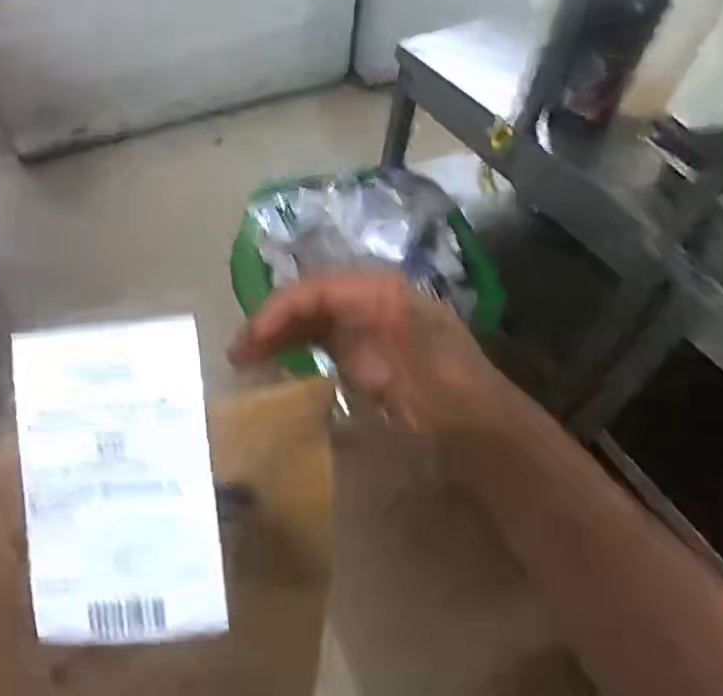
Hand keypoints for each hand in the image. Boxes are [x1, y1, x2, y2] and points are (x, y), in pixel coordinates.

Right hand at [229, 272, 515, 436]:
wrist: (486, 434)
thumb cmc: (451, 403)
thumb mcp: (415, 370)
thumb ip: (375, 342)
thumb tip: (338, 321)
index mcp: (381, 292)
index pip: (314, 288)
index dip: (276, 310)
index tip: (249, 343)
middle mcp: (370, 296)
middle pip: (307, 297)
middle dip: (270, 320)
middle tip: (237, 353)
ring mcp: (367, 319)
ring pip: (309, 314)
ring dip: (277, 333)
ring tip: (245, 357)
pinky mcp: (364, 344)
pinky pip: (318, 334)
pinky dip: (293, 344)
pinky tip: (275, 360)